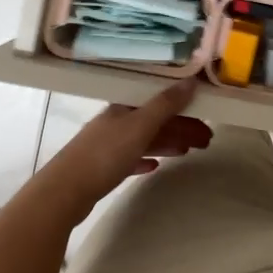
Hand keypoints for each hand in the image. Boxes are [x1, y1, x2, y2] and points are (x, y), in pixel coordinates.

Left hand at [37, 80, 211, 216]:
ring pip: (145, 139)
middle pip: (155, 121)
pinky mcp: (102, 168)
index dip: (185, 108)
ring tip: (188, 152)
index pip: (161, 102)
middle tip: (207, 141)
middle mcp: (116, 122)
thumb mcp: (140, 125)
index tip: (208, 118)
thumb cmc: (105, 154)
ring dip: (168, 142)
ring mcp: (107, 145)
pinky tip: (155, 166)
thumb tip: (192, 80)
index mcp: (124, 108)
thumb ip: (166, 104)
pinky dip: (146, 158)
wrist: (64, 192)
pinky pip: (131, 158)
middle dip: (182, 128)